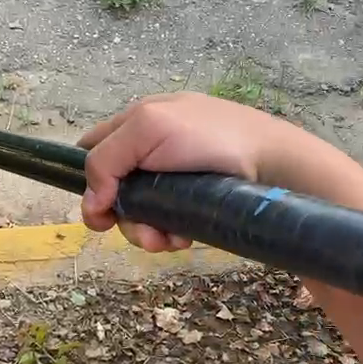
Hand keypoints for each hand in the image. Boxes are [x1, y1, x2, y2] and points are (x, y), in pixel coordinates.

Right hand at [78, 92, 362, 251]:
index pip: (92, 151)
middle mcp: (150, 152)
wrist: (274, 165)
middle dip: (121, 216)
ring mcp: (171, 180)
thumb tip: (92, 202)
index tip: (98, 208)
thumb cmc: (212, 137)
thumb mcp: (148, 128)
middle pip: (111, 191)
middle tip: (141, 230)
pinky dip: (167, 235)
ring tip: (167, 239)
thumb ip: (105, 159)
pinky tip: (183, 238)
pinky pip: (163, 225)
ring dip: (144, 231)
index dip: (87, 180)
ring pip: (136, 214)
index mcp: (137, 124)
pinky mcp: (191, 204)